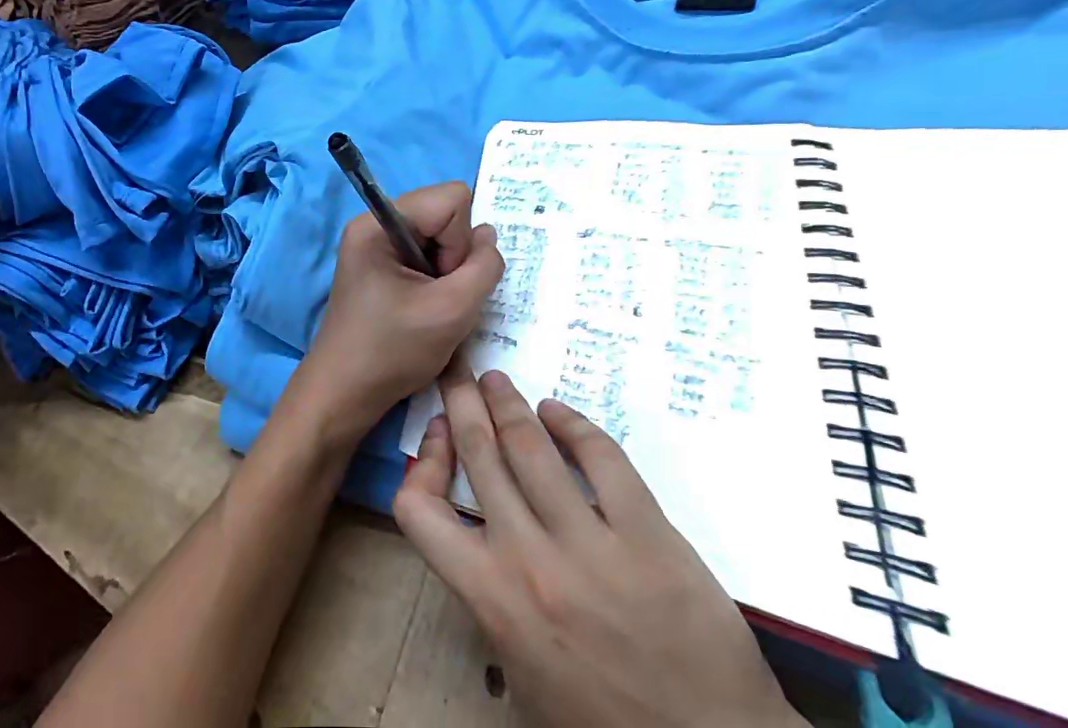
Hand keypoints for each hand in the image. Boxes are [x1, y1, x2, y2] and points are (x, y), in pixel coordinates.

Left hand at [294, 181, 504, 436]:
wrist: (346, 390)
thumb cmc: (392, 351)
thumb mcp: (452, 310)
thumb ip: (484, 266)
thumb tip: (489, 235)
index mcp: (377, 223)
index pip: (453, 198)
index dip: (461, 240)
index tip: (443, 281)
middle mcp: (374, 224)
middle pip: (446, 213)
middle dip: (456, 256)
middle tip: (438, 297)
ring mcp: (376, 245)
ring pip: (441, 236)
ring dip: (449, 272)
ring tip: (430, 307)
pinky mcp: (382, 266)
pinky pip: (427, 254)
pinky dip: (438, 280)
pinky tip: (425, 309)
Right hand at [393, 367, 804, 727]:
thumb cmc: (601, 718)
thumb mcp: (517, 667)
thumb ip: (487, 598)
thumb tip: (476, 542)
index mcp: (489, 595)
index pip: (418, 508)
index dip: (421, 462)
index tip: (436, 439)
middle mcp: (527, 558)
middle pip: (480, 455)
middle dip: (461, 403)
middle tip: (456, 372)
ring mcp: (589, 543)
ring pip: (532, 449)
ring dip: (509, 404)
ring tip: (497, 380)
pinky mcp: (650, 536)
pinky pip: (605, 462)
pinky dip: (576, 427)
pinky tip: (560, 412)